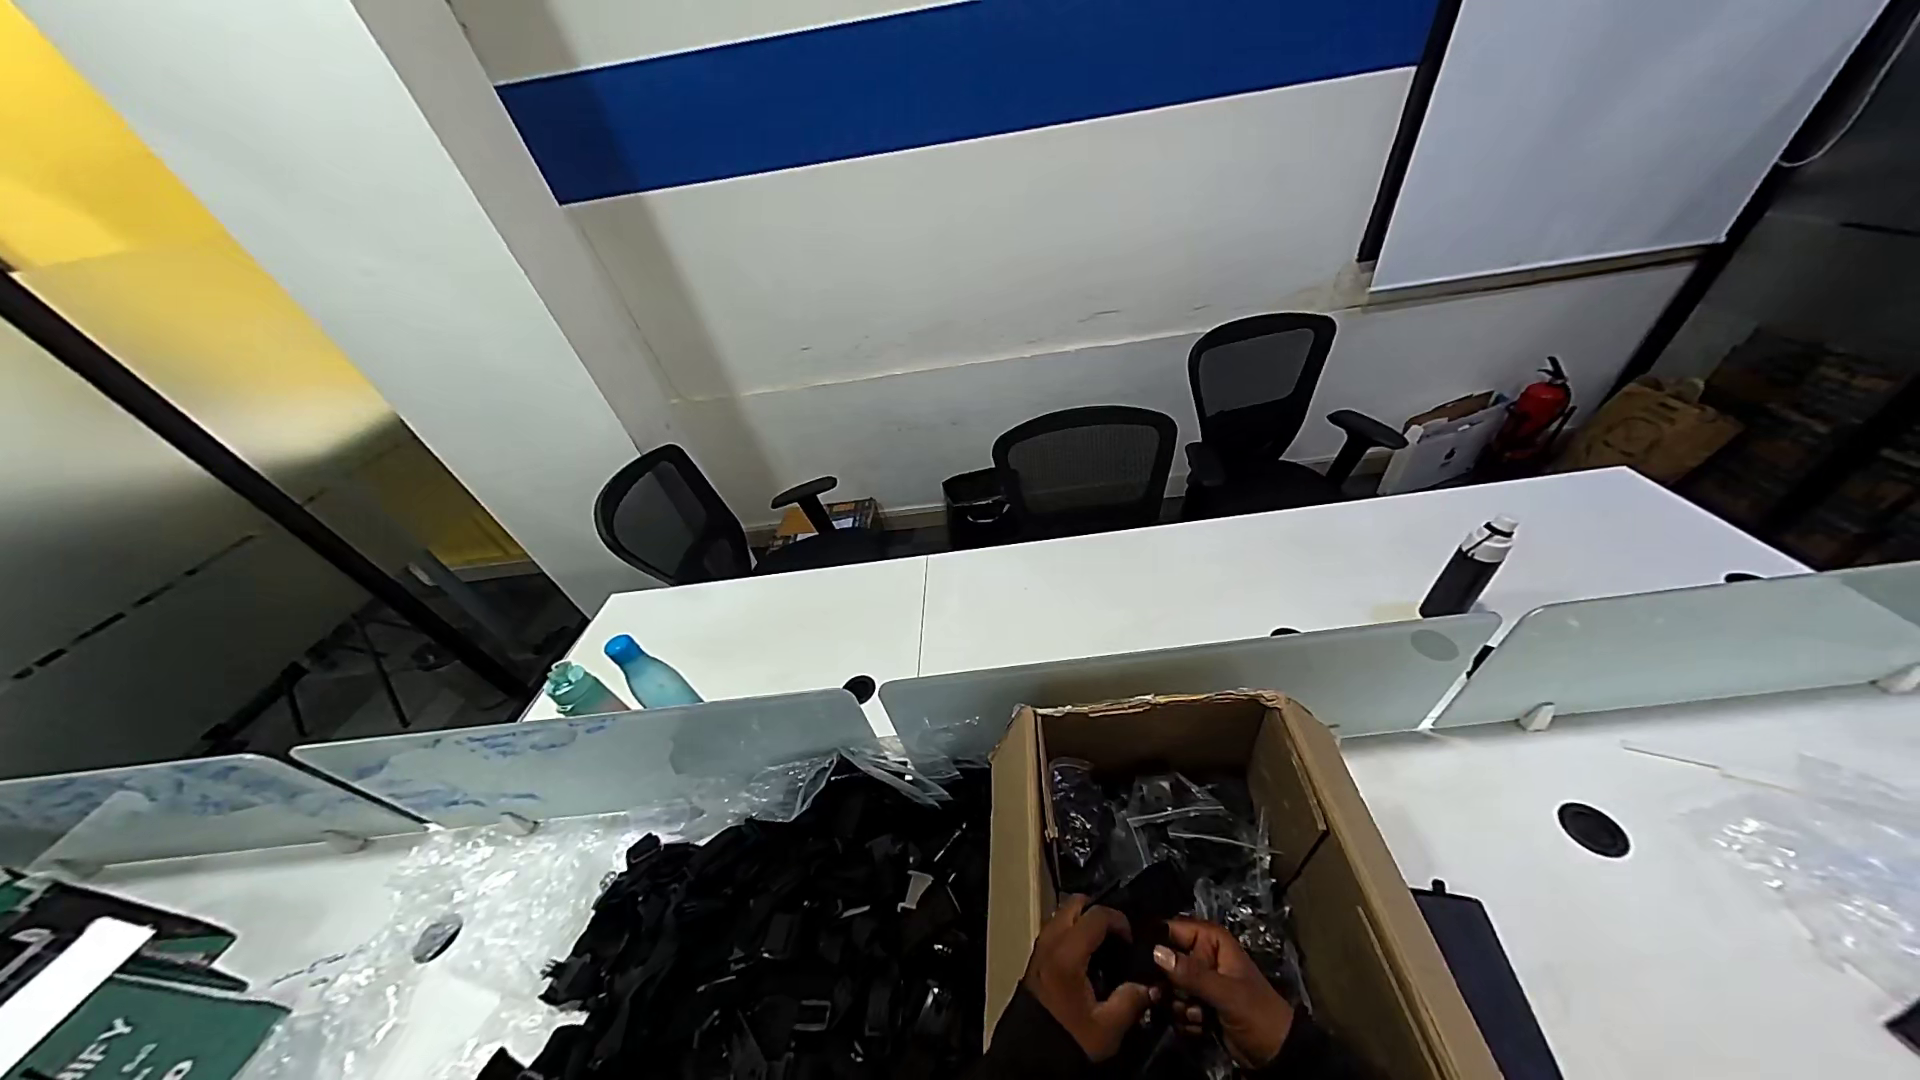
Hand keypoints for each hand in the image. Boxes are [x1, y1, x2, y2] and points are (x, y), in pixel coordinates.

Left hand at [1022, 894, 1156, 1061]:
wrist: (1030, 1055)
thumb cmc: (1069, 1037)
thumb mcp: (1107, 1028)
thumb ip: (1131, 1000)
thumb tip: (1149, 985)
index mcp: (1068, 952)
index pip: (1096, 915)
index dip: (1118, 920)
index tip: (1132, 939)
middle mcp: (1051, 939)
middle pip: (1075, 903)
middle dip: (1098, 910)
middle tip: (1117, 934)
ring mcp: (1040, 944)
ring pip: (1063, 912)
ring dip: (1084, 918)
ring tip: (1104, 943)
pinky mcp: (1037, 954)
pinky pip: (1056, 926)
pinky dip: (1073, 928)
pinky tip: (1088, 954)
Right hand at [1155, 917, 1293, 1066]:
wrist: (1278, 1056)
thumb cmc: (1258, 1014)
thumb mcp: (1226, 993)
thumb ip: (1191, 973)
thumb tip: (1155, 952)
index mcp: (1210, 939)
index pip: (1172, 929)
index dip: (1155, 941)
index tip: (1138, 958)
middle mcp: (1201, 954)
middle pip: (1166, 958)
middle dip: (1167, 982)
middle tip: (1174, 997)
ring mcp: (1199, 980)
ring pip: (1169, 985)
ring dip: (1178, 1004)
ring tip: (1197, 1015)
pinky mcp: (1197, 1003)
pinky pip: (1176, 1005)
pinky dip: (1184, 1017)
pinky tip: (1201, 1026)